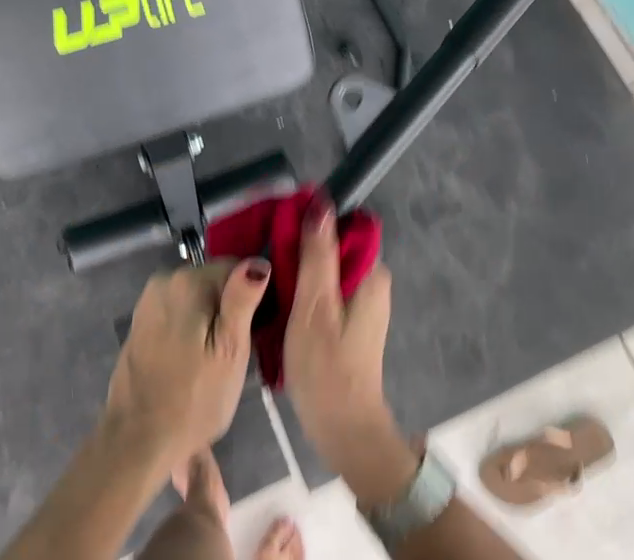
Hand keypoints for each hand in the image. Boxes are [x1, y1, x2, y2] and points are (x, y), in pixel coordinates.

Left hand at [103, 260, 270, 462]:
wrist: (138, 438)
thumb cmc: (195, 398)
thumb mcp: (231, 350)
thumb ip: (242, 299)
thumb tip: (258, 261)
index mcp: (187, 281)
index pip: (236, 267)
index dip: (253, 296)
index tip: (256, 331)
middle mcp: (163, 280)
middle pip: (214, 281)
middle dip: (229, 309)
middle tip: (236, 352)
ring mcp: (147, 302)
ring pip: (196, 298)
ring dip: (210, 320)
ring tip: (215, 361)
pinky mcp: (140, 324)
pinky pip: (178, 313)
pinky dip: (191, 329)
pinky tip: (193, 361)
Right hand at [283, 199, 398, 470]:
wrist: (341, 428)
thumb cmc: (326, 366)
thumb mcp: (315, 305)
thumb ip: (318, 254)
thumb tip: (321, 204)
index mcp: (370, 274)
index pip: (341, 228)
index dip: (309, 224)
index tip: (277, 231)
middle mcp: (370, 284)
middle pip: (331, 248)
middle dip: (299, 249)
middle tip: (262, 257)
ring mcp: (360, 305)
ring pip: (323, 272)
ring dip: (296, 272)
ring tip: (264, 279)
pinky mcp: (346, 324)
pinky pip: (322, 293)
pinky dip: (301, 293)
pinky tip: (276, 303)